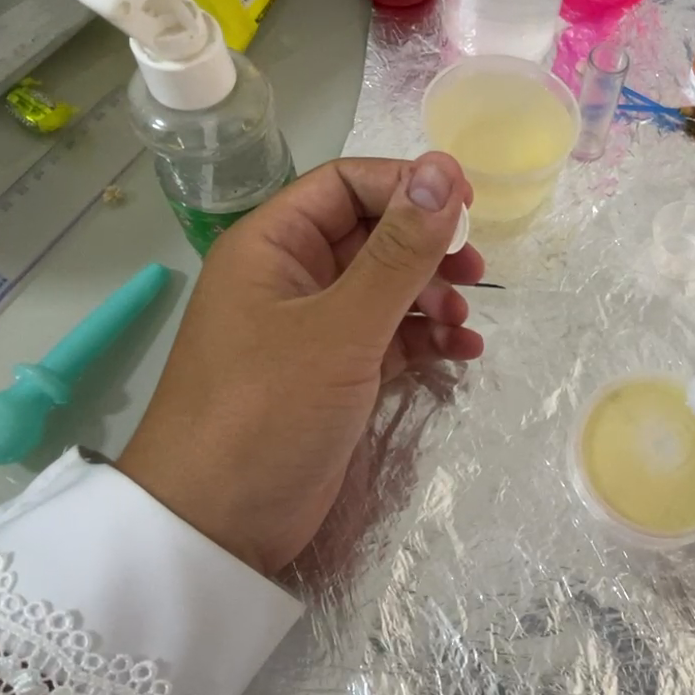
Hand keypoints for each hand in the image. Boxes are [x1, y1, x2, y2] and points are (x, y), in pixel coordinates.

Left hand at [117, 154, 483, 574]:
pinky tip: (461, 352)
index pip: (346, 185)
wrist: (218, 525)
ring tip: (463, 323)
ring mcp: (314, 330)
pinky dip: (425, 340)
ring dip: (432, 298)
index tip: (468, 206)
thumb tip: (443, 169)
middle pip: (373, 237)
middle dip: (427, 250)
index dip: (407, 186)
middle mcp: (292, 278)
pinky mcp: (334, 375)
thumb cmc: (268, 410)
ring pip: (387, 290)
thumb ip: (398, 252)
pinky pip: (389, 338)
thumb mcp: (341, 327)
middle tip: (475, 272)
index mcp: (273, 245)